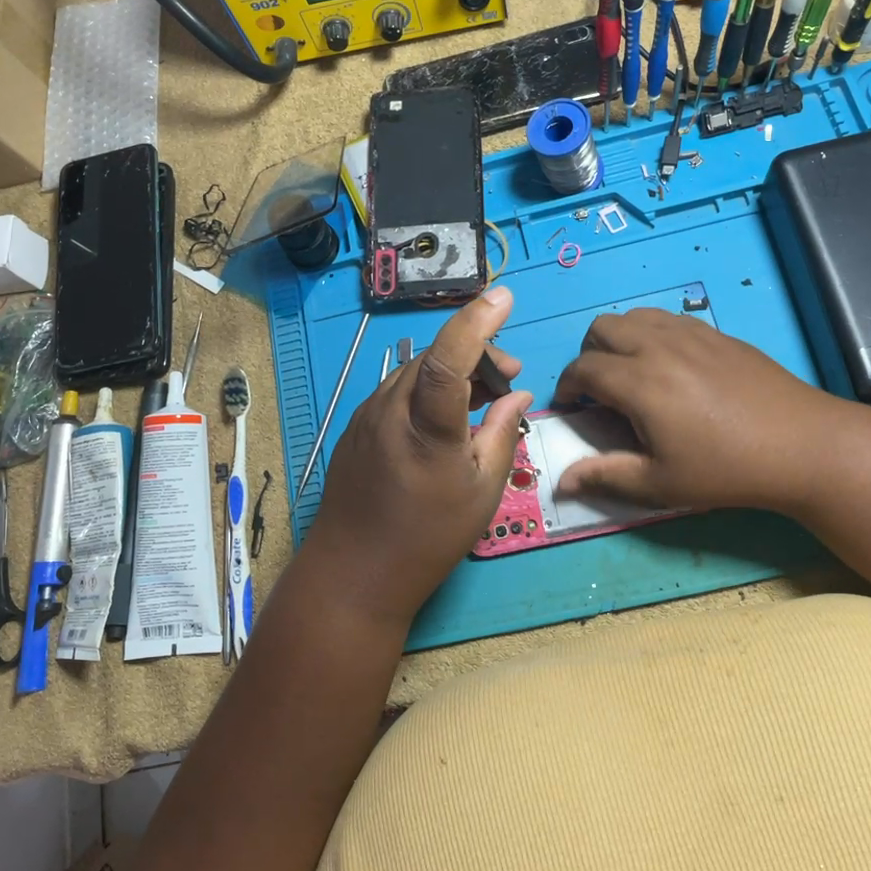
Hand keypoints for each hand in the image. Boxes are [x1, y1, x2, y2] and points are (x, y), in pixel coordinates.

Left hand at [303, 287, 535, 626]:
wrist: (352, 574)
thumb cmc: (427, 539)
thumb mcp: (480, 492)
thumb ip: (502, 434)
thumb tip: (518, 394)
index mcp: (426, 427)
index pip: (451, 357)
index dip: (477, 322)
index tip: (504, 297)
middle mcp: (390, 409)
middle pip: (436, 358)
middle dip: (477, 354)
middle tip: (511, 378)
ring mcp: (366, 416)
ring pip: (415, 372)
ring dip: (453, 372)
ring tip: (484, 399)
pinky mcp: (356, 428)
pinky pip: (398, 392)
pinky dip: (427, 390)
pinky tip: (445, 418)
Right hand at [552, 308, 863, 514]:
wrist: (802, 445)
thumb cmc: (726, 469)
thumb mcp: (661, 483)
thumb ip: (607, 476)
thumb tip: (561, 480)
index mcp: (639, 382)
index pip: (582, 369)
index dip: (566, 387)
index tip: (570, 408)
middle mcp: (658, 346)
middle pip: (601, 328)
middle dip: (588, 355)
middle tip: (599, 390)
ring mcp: (690, 334)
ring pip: (633, 316)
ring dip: (617, 339)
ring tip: (630, 373)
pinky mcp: (716, 333)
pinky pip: (666, 318)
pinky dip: (650, 333)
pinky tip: (668, 366)